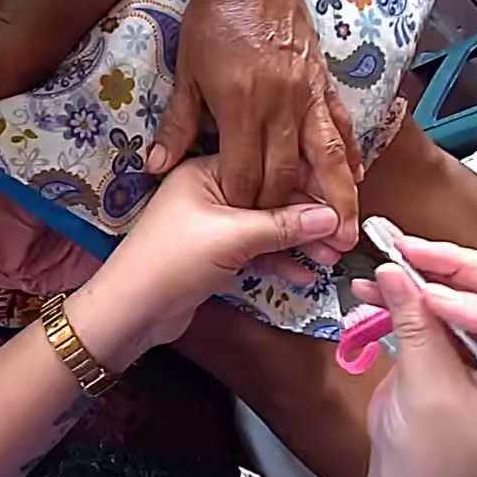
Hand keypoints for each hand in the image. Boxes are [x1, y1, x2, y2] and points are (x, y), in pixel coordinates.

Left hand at [66, 155, 343, 365]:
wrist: (132, 309)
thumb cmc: (175, 260)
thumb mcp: (231, 237)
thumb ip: (282, 224)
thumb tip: (331, 216)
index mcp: (206, 171)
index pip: (269, 168)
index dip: (309, 188)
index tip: (344, 209)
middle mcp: (210, 190)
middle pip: (270, 197)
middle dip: (308, 219)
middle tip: (343, 241)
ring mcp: (211, 223)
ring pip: (265, 226)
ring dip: (297, 241)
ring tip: (330, 259)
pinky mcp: (213, 252)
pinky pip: (253, 249)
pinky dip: (276, 260)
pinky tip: (303, 273)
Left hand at [144, 0, 362, 250]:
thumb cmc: (212, 20)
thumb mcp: (187, 72)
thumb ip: (177, 124)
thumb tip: (156, 167)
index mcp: (241, 107)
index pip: (246, 175)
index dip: (244, 208)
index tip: (244, 231)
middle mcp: (282, 106)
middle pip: (286, 175)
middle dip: (288, 215)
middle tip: (297, 249)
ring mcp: (309, 95)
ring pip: (329, 158)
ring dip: (339, 200)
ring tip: (348, 235)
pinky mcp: (324, 83)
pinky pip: (343, 127)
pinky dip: (350, 157)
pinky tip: (356, 179)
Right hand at [351, 235, 476, 476]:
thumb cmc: (433, 458)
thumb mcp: (427, 390)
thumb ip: (415, 326)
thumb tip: (394, 271)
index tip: (432, 300)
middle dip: (456, 270)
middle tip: (408, 252)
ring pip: (470, 290)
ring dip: (426, 274)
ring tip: (385, 263)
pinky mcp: (459, 345)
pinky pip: (438, 305)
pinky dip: (406, 293)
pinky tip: (374, 289)